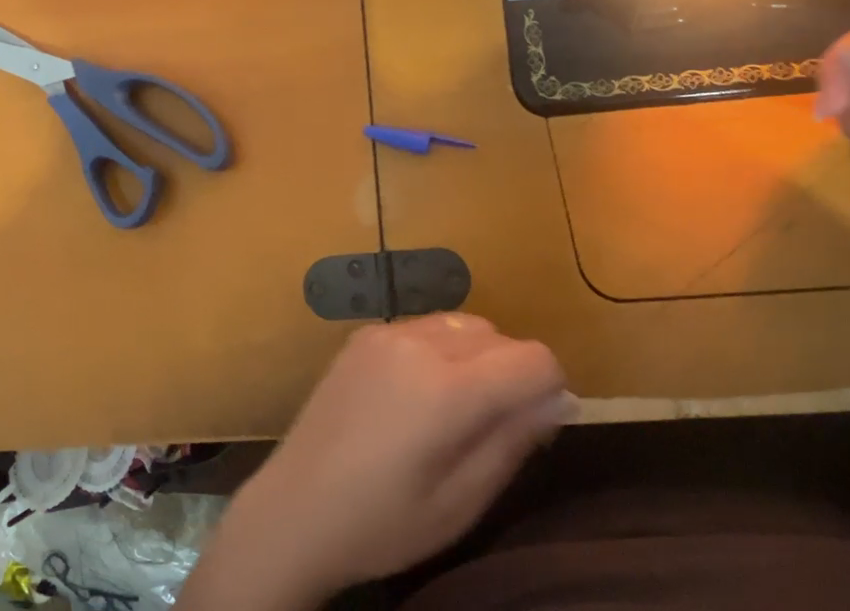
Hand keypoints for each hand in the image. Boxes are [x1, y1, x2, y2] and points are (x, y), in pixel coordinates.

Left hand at [180, 315, 569, 608]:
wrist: (290, 514)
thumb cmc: (381, 525)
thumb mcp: (460, 503)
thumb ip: (514, 441)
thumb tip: (559, 399)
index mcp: (447, 390)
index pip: (534, 359)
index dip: (550, 389)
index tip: (538, 424)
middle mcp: (419, 345)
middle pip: (501, 337)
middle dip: (513, 374)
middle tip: (493, 427)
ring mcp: (387, 334)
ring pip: (465, 325)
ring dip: (479, 357)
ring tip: (455, 409)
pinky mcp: (364, 335)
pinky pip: (427, 327)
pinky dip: (442, 349)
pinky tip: (417, 393)